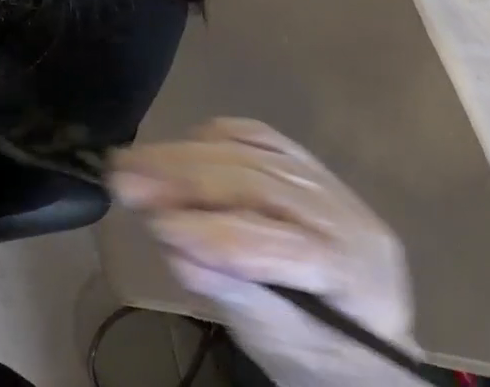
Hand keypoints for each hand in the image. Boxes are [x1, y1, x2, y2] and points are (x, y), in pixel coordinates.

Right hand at [109, 119, 421, 386]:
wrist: (366, 339)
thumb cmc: (319, 354)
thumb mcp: (279, 344)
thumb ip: (236, 295)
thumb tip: (175, 252)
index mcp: (352, 272)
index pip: (277, 244)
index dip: (211, 233)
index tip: (152, 226)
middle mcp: (345, 216)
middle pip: (258, 184)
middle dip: (183, 178)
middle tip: (122, 179)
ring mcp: (327, 183)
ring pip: (252, 152)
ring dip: (182, 153)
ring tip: (131, 160)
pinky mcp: (306, 164)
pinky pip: (258, 135)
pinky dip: (211, 138)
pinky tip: (175, 148)